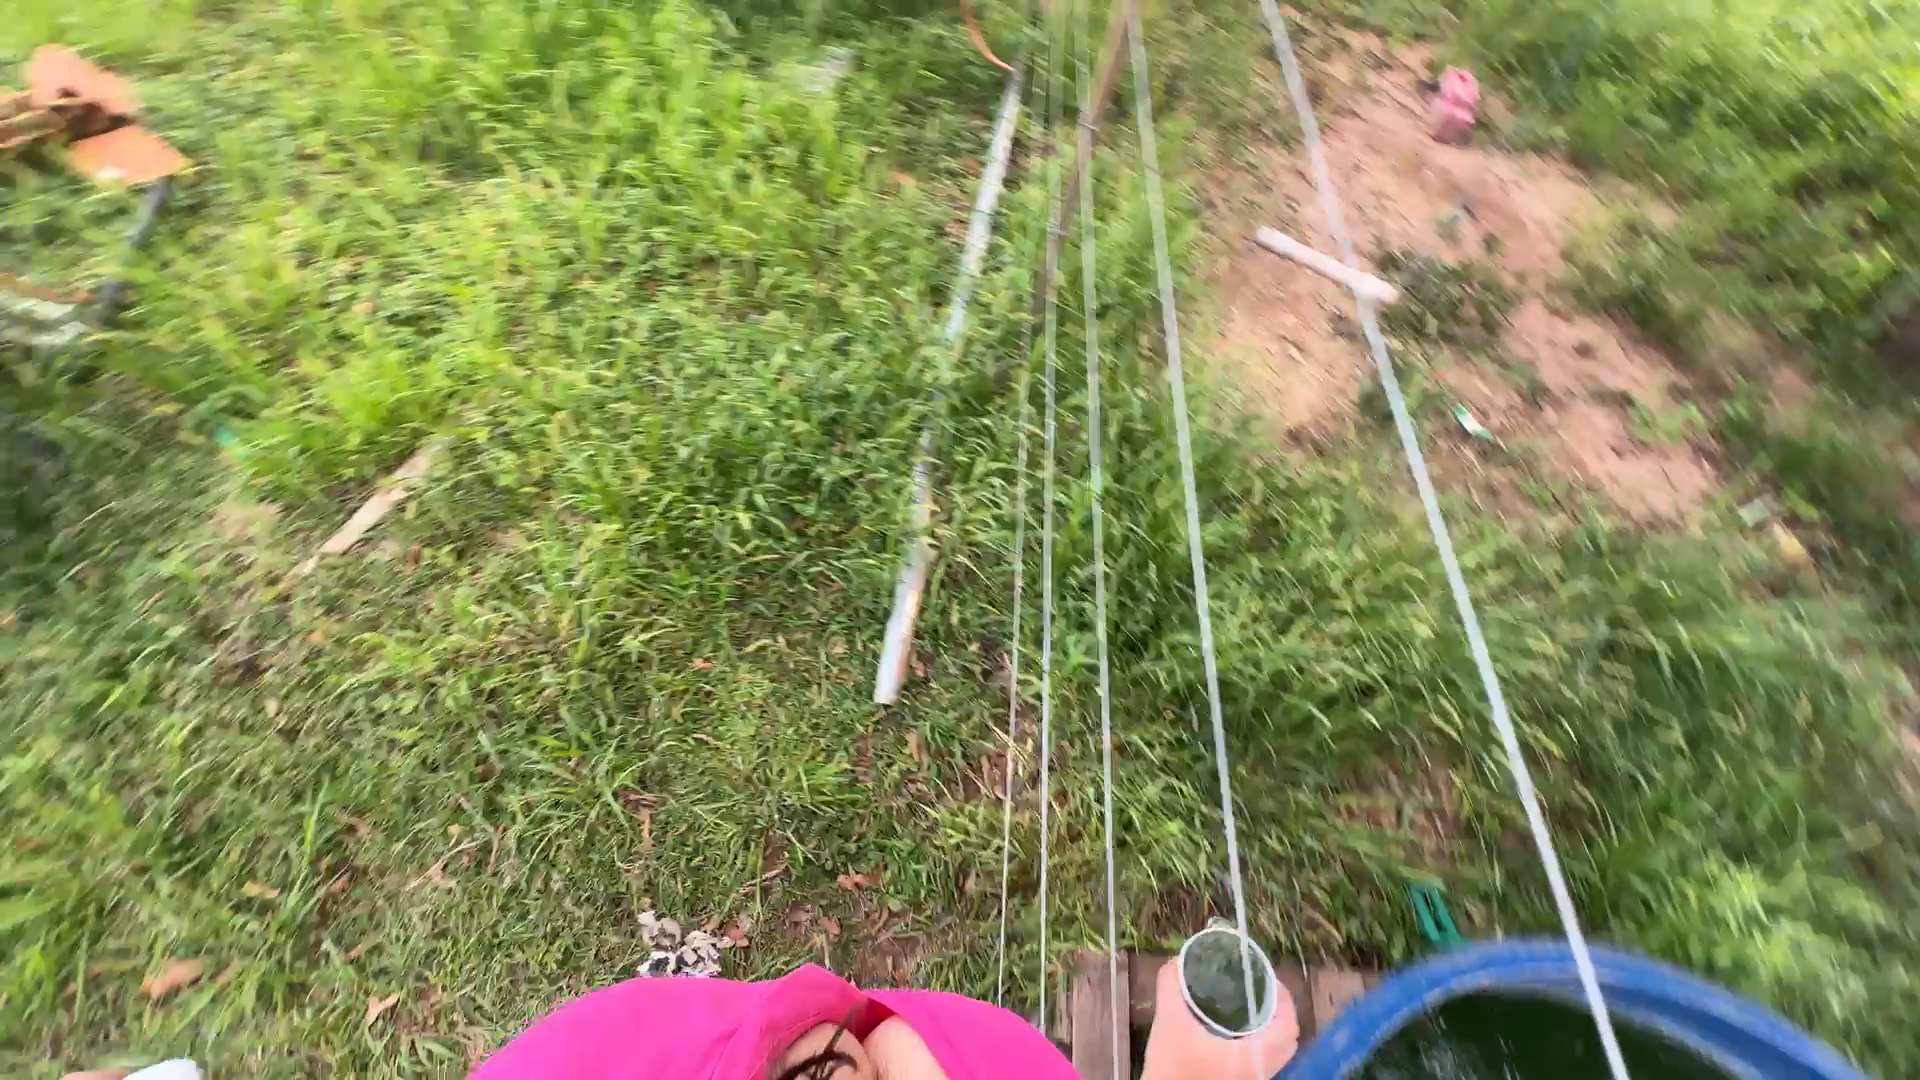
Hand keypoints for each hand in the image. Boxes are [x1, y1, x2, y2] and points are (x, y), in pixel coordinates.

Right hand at [1141, 958, 1298, 1079]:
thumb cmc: (1173, 1068)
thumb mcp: (1168, 1021)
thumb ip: (1172, 986)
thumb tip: (1176, 960)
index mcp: (1253, 1058)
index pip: (1288, 1027)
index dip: (1284, 998)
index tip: (1265, 974)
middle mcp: (1260, 1072)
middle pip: (1287, 1039)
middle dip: (1277, 1009)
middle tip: (1257, 985)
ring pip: (1276, 1051)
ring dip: (1269, 1024)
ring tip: (1246, 1000)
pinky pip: (1262, 1059)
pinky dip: (1258, 1039)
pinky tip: (1233, 1026)